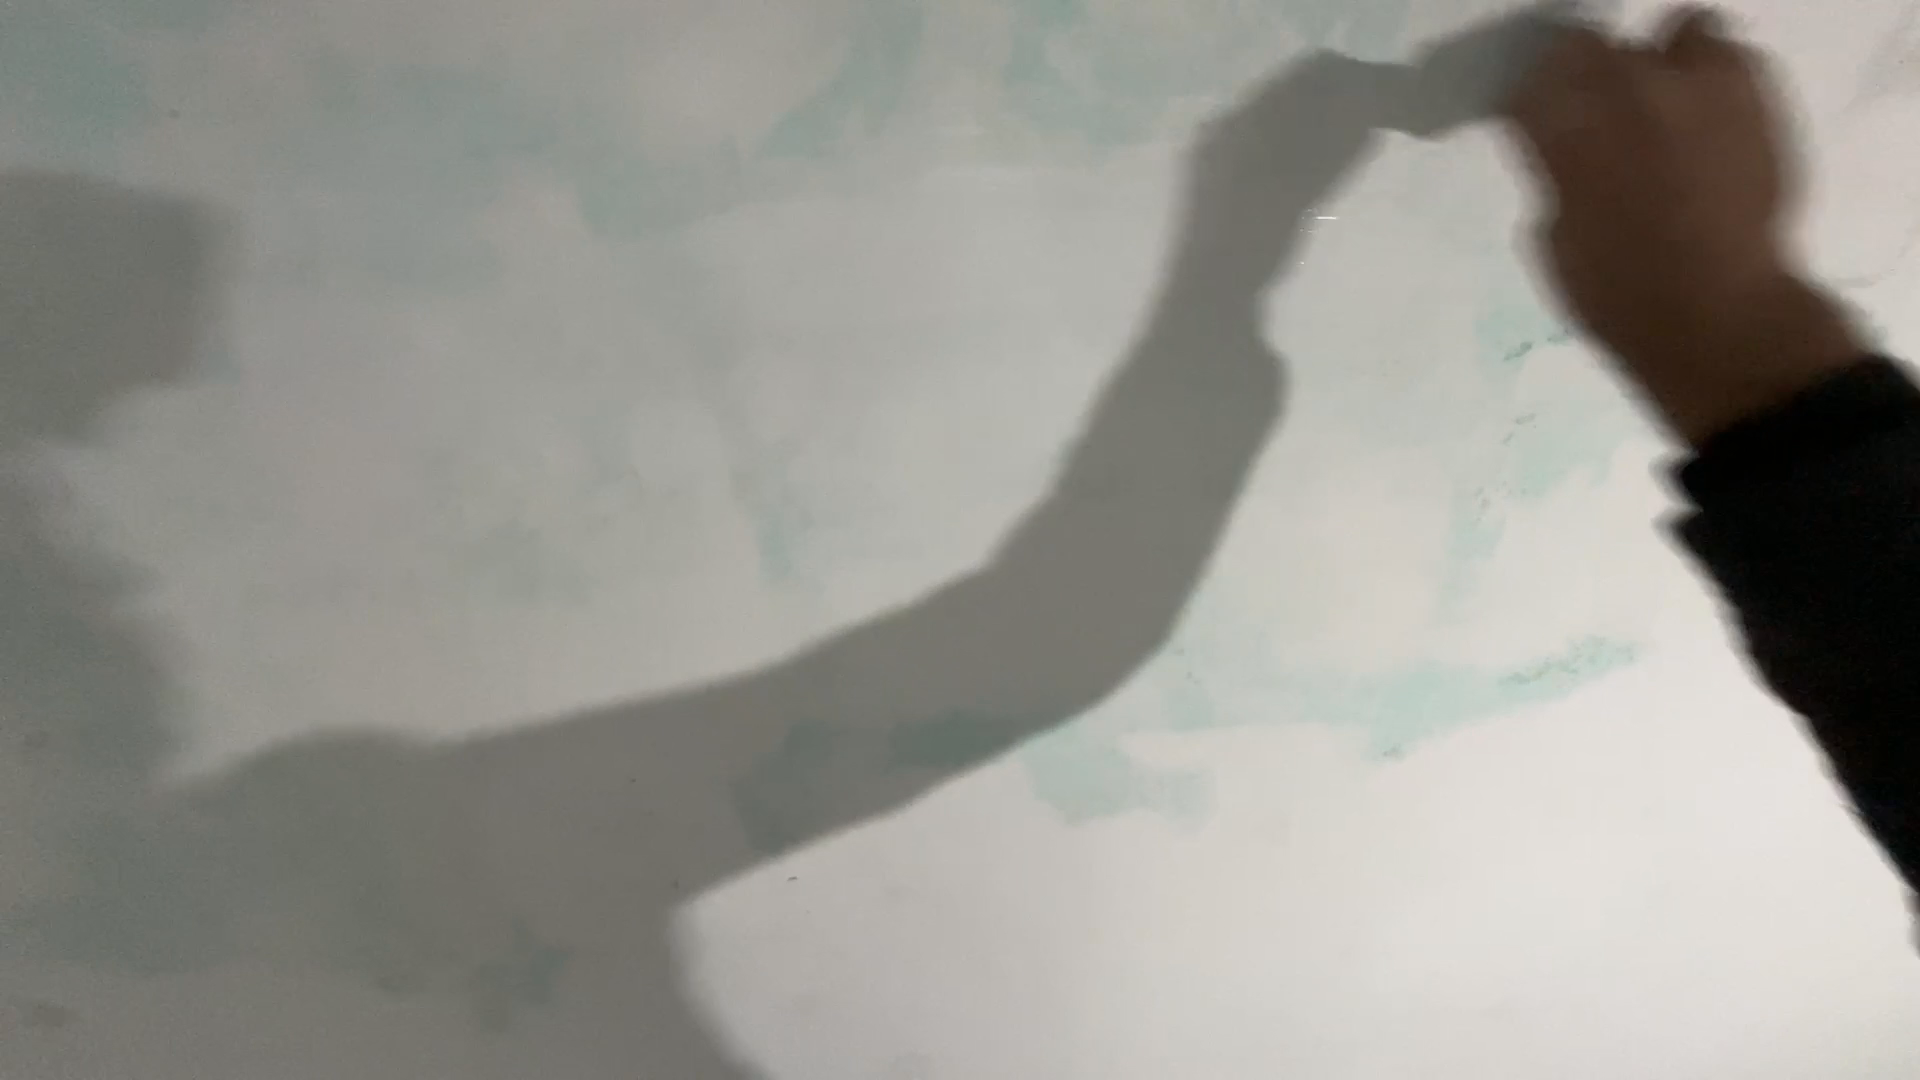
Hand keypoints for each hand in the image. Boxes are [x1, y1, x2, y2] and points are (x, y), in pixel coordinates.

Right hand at [1502, 5, 1860, 443]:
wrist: (1709, 306)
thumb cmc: (1609, 289)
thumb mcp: (1553, 234)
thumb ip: (1556, 174)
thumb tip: (1560, 144)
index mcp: (1570, 146)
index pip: (1529, 90)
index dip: (1516, 95)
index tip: (1511, 109)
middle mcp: (1636, 101)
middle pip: (1590, 47)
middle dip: (1570, 68)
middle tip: (1566, 98)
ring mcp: (1706, 91)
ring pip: (1672, 30)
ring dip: (1647, 57)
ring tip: (1641, 94)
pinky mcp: (1760, 95)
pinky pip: (1727, 52)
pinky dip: (1703, 69)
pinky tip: (1691, 108)